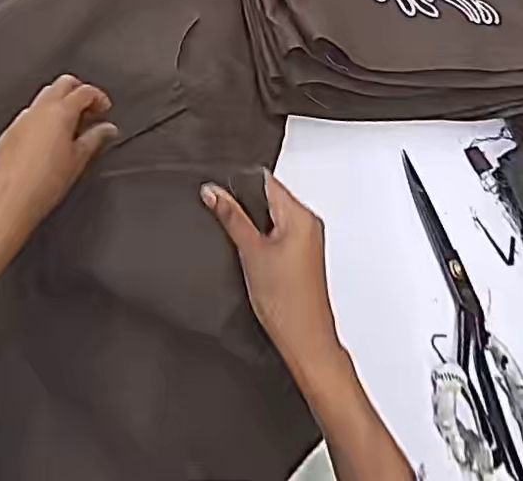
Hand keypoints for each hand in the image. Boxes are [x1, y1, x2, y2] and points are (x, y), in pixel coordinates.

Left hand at [0, 76, 116, 249]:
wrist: (8, 203)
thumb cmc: (43, 185)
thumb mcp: (78, 160)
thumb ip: (95, 138)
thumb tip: (107, 129)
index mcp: (60, 112)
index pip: (85, 91)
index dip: (99, 97)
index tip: (105, 109)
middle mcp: (39, 110)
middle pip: (63, 84)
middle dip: (80, 91)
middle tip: (90, 110)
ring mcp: (21, 119)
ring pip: (45, 96)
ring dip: (61, 103)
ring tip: (72, 125)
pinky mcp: (9, 132)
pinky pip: (30, 114)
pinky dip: (44, 117)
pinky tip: (50, 138)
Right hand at [203, 171, 340, 365]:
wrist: (305, 342)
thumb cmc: (287, 303)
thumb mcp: (250, 251)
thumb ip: (231, 217)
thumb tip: (213, 192)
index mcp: (300, 215)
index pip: (266, 180)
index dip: (240, 182)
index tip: (221, 188)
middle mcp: (308, 223)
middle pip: (269, 196)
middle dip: (246, 204)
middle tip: (227, 217)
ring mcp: (307, 239)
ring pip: (272, 215)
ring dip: (254, 222)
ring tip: (242, 242)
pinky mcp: (302, 254)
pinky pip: (278, 232)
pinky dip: (263, 237)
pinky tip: (252, 254)